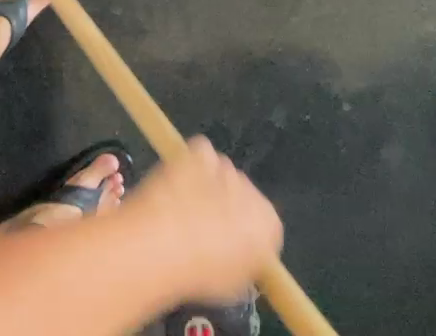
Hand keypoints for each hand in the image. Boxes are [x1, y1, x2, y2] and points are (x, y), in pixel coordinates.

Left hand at [120, 136, 282, 303]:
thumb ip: (244, 265)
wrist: (166, 242)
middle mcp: (253, 191)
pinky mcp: (199, 152)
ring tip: (185, 201)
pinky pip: (201, 151)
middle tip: (203, 223)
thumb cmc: (202, 272)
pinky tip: (180, 178)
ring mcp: (225, 168)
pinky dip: (193, 160)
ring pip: (221, 170)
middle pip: (243, 193)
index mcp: (269, 226)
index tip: (228, 243)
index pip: (265, 226)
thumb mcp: (233, 284)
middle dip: (226, 204)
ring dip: (208, 180)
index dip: (245, 233)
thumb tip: (237, 258)